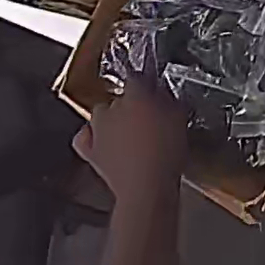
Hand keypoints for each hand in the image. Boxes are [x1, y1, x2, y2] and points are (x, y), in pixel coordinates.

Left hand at [74, 76, 187, 199]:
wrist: (146, 186)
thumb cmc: (167, 151)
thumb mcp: (179, 118)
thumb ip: (169, 101)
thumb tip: (161, 95)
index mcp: (137, 96)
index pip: (137, 77)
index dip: (145, 81)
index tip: (153, 87)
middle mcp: (113, 108)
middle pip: (119, 97)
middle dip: (131, 102)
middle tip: (147, 114)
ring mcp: (98, 130)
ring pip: (100, 114)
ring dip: (111, 118)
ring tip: (127, 129)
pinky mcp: (89, 151)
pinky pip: (84, 136)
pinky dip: (91, 135)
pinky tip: (101, 139)